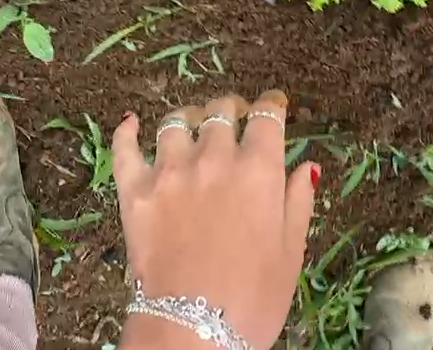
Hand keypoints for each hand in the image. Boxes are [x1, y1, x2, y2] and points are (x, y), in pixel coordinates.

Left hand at [111, 91, 316, 349]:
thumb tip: (307, 166)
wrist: (193, 334)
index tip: (273, 105)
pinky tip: (131, 124)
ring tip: (190, 125)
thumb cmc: (253, 300)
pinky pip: (125, 148)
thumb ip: (298, 202)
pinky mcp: (135, 189)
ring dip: (187, 119)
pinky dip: (127, 132)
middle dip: (232, 108)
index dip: (271, 105)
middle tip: (235, 117)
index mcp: (257, 170)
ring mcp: (170, 170)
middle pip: (221, 110)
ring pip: (175, 121)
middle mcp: (214, 158)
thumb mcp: (291, 253)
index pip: (266, 115)